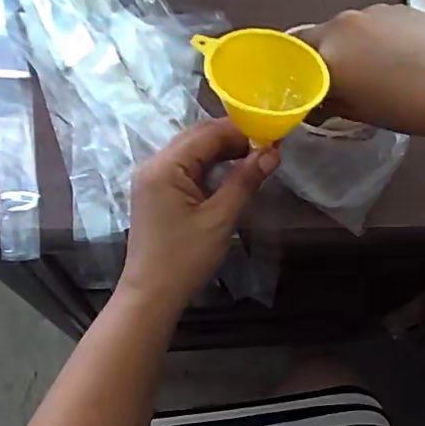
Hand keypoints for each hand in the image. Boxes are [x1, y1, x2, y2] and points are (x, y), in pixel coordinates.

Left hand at [119, 118, 278, 313]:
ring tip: (254, 161)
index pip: (206, 133)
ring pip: (191, 152)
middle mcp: (153, 164)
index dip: (241, 131)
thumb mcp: (220, 219)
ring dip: (222, 153)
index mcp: (165, 166)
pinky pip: (185, 169)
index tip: (272, 137)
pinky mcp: (155, 193)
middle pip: (197, 138)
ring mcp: (152, 178)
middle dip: (232, 139)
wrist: (152, 294)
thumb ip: (245, 181)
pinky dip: (209, 168)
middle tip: (266, 149)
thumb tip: (272, 152)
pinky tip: (230, 176)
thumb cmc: (185, 259)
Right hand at [296, 5, 424, 140]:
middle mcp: (345, 22)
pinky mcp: (401, 7)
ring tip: (370, 75)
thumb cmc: (407, 108)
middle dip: (319, 59)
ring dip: (348, 48)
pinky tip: (396, 61)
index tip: (297, 89)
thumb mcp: (360, 113)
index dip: (290, 70)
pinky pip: (374, 24)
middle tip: (332, 85)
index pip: (291, 52)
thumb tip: (314, 103)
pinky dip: (373, 40)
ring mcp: (374, 11)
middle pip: (319, 37)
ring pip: (348, 30)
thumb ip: (329, 102)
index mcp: (328, 51)